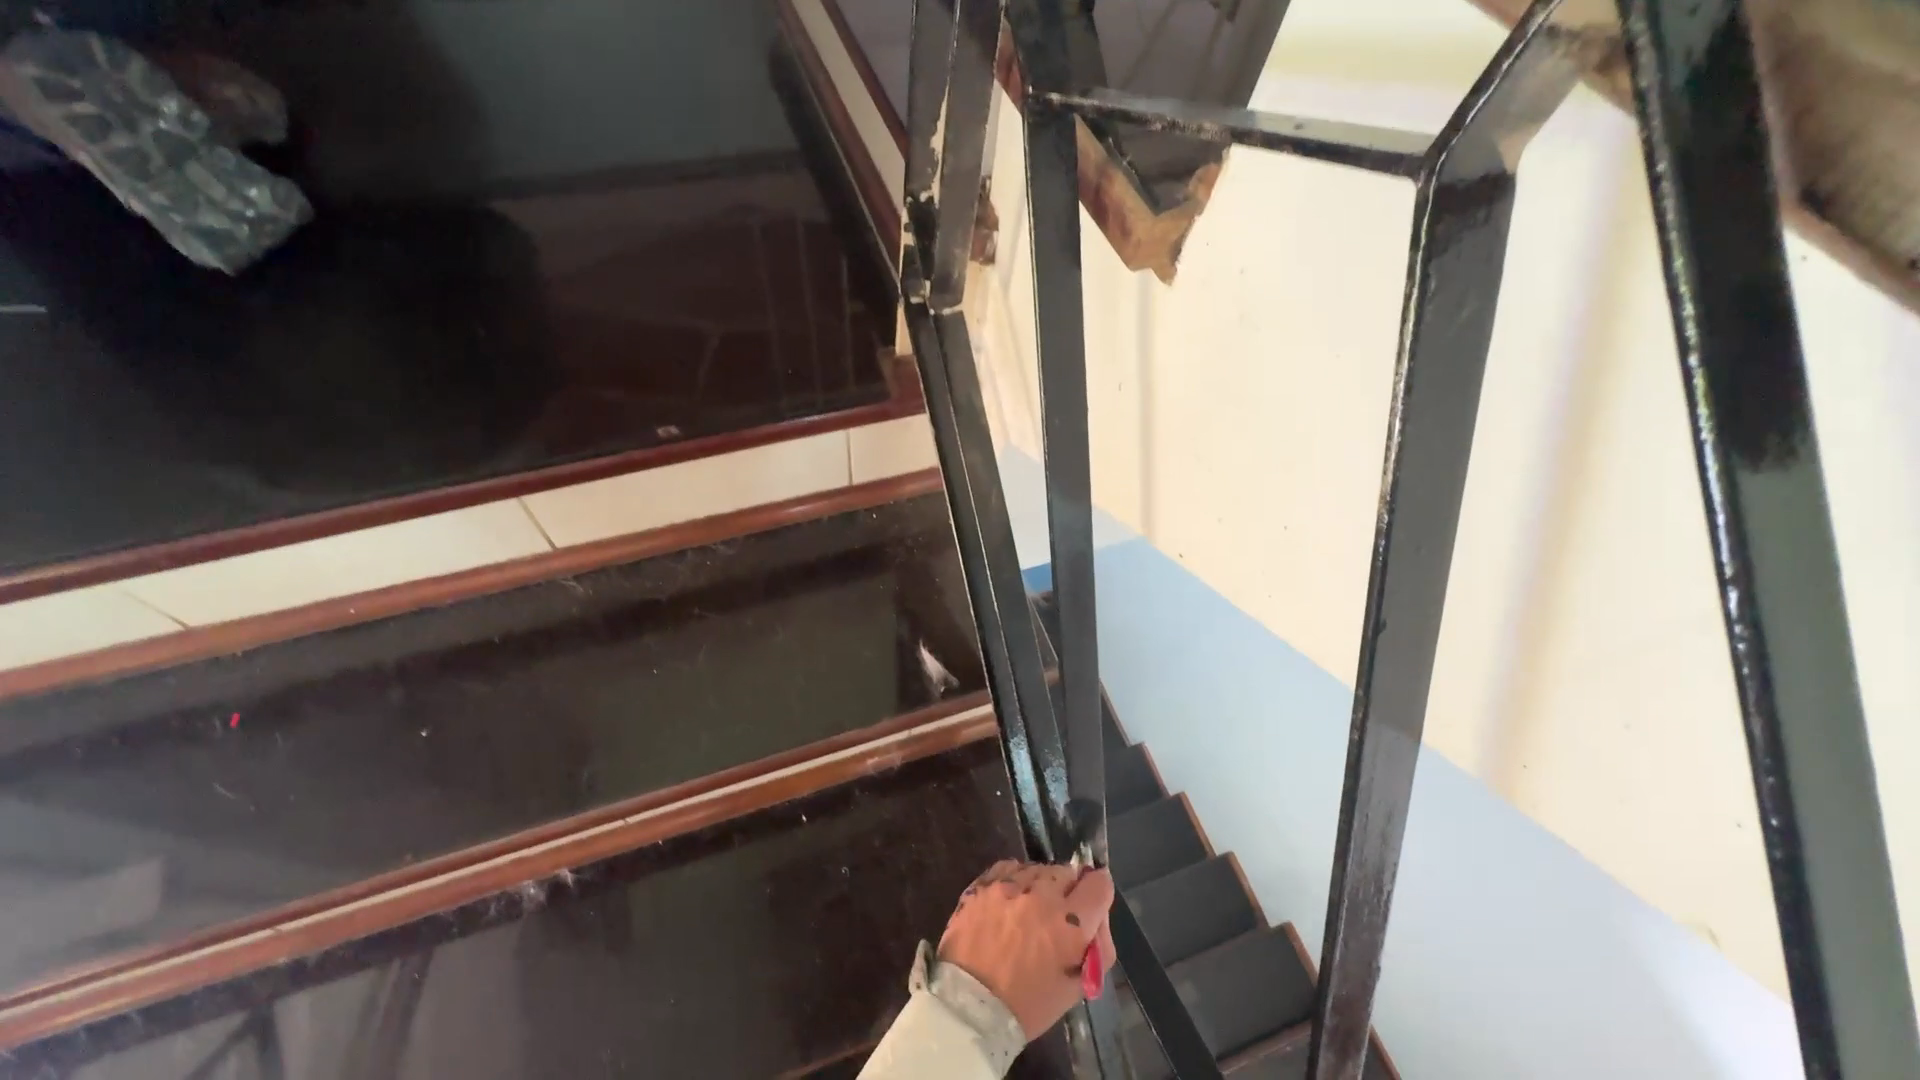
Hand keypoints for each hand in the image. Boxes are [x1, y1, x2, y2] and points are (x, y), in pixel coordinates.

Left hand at [937, 859, 1119, 1040]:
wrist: (968, 1005)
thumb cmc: (1027, 1004)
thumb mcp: (1076, 986)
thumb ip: (1097, 948)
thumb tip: (1096, 921)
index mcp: (1071, 924)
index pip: (1100, 884)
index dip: (1098, 895)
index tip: (1090, 908)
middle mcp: (1043, 895)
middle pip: (1070, 872)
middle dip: (1069, 891)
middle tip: (1057, 917)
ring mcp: (1011, 885)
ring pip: (1039, 869)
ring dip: (1041, 886)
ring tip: (1029, 911)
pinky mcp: (984, 883)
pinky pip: (1010, 867)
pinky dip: (1015, 880)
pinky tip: (1009, 902)